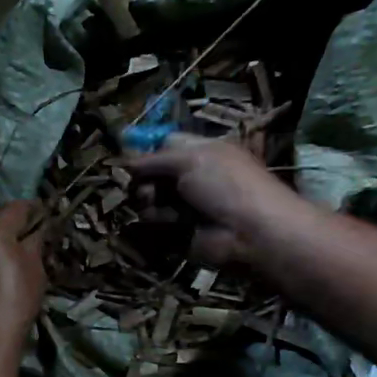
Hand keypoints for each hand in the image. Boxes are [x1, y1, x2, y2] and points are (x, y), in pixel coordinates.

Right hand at [129, 134, 311, 265]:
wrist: (251, 232)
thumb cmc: (225, 184)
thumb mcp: (190, 159)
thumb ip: (154, 159)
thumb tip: (126, 162)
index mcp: (205, 151)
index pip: (169, 144)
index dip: (149, 149)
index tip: (129, 157)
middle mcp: (197, 176)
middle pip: (157, 172)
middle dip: (144, 176)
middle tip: (139, 184)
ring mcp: (190, 204)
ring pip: (154, 197)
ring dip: (146, 198)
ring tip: (149, 201)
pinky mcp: (184, 231)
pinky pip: (159, 221)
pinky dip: (153, 218)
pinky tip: (158, 218)